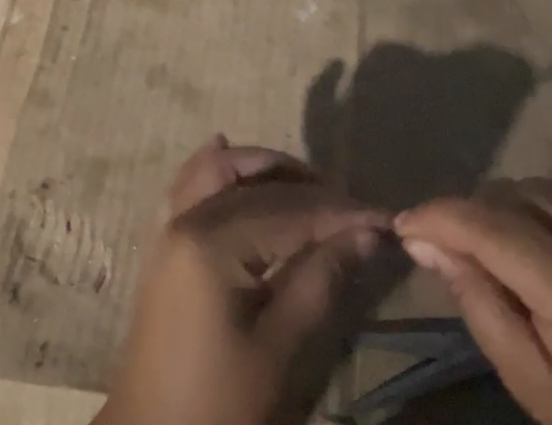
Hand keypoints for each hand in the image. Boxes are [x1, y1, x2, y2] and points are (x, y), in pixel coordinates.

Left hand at [96, 136, 389, 424]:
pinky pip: (189, 185)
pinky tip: (227, 150)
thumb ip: (322, 278)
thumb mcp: (280, 347)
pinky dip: (216, 168)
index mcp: (212, 240)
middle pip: (255, 180)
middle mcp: (186, 218)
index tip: (386, 219)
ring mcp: (169, 229)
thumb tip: (368, 230)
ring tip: (312, 191)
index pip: (290, 209)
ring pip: (218, 170)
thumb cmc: (219, 400)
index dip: (341, 212)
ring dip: (265, 170)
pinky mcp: (165, 246)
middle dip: (308, 187)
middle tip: (353, 211)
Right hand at [397, 179, 551, 424]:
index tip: (402, 224)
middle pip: (519, 192)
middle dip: (473, 211)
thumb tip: (427, 243)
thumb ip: (479, 303)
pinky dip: (549, 211)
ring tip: (489, 245)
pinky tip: (540, 247)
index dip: (439, 216)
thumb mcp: (532, 381)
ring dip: (510, 206)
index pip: (490, 223)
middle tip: (445, 246)